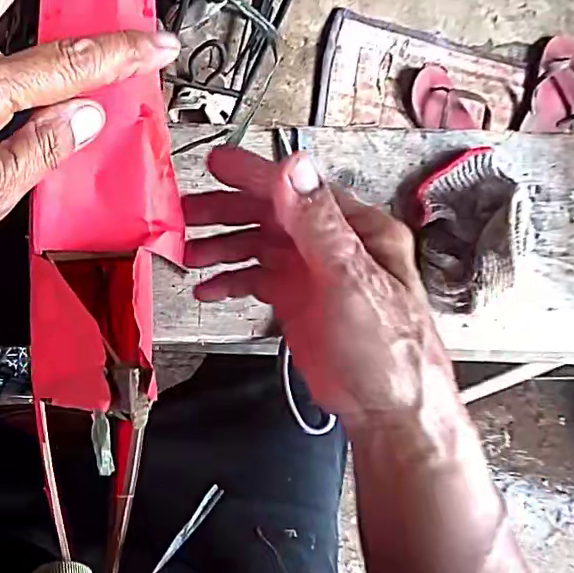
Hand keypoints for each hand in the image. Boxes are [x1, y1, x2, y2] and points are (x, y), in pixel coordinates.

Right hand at [184, 148, 457, 430]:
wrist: (386, 407)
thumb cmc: (386, 350)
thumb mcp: (350, 279)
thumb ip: (318, 224)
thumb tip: (295, 170)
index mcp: (354, 229)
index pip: (296, 191)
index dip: (253, 176)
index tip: (217, 165)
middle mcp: (331, 246)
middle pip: (270, 217)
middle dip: (225, 213)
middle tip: (186, 213)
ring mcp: (312, 274)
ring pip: (258, 248)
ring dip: (222, 248)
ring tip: (189, 254)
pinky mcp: (297, 301)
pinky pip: (256, 281)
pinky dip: (230, 282)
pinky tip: (209, 289)